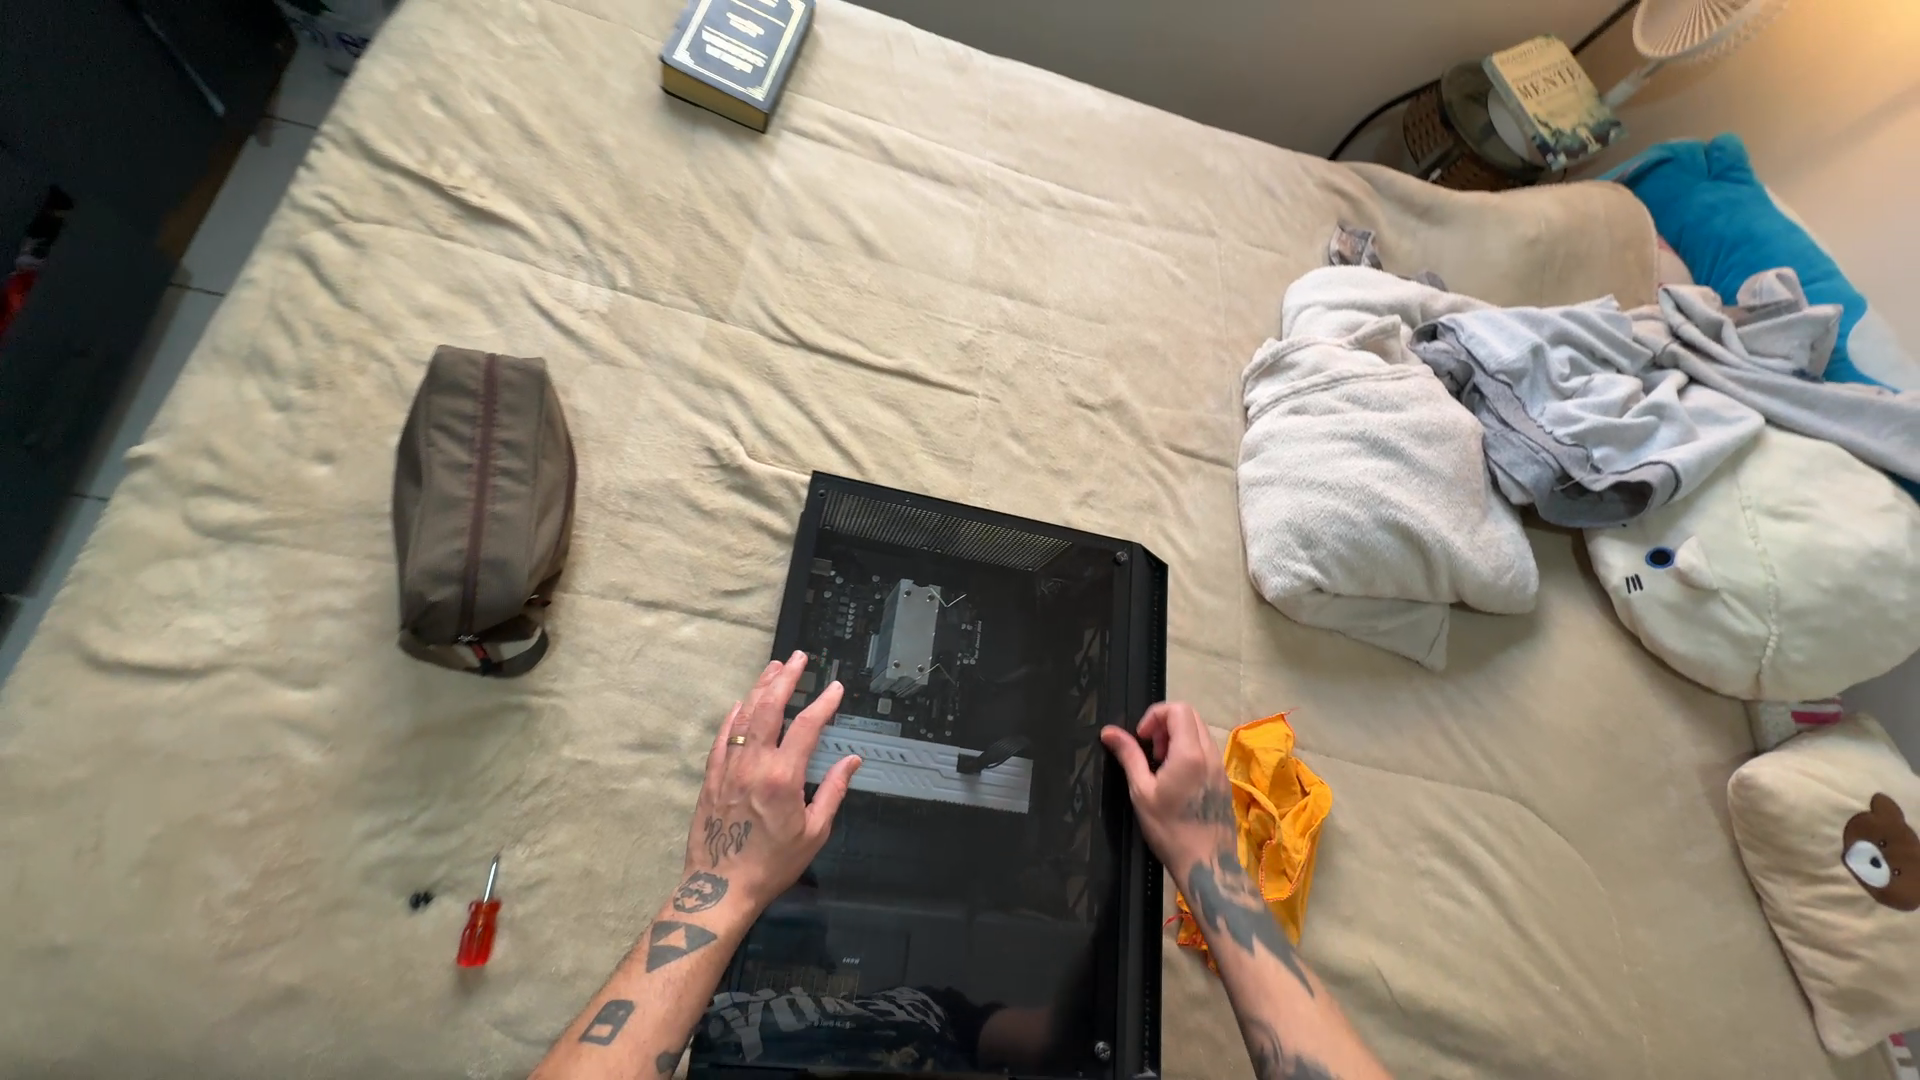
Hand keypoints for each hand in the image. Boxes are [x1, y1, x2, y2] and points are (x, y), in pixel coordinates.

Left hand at [674, 652, 861, 922]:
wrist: (720, 889)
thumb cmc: (773, 864)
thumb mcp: (815, 833)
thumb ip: (833, 791)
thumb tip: (852, 761)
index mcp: (783, 778)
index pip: (807, 726)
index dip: (823, 703)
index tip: (834, 687)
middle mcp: (754, 764)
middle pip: (770, 708)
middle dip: (785, 678)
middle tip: (798, 658)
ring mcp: (728, 767)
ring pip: (744, 716)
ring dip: (760, 688)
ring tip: (773, 668)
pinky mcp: (710, 777)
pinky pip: (722, 737)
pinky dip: (733, 716)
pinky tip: (741, 703)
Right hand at [1099, 702, 1234, 878]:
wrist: (1207, 865)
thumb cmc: (1170, 830)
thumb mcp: (1141, 792)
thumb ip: (1128, 756)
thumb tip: (1108, 731)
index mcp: (1190, 753)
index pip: (1178, 709)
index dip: (1155, 715)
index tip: (1142, 738)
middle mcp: (1210, 754)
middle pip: (1191, 715)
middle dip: (1165, 723)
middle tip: (1150, 749)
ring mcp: (1220, 767)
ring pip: (1200, 732)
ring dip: (1177, 736)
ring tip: (1160, 764)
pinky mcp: (1223, 780)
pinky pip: (1206, 750)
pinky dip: (1189, 750)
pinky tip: (1175, 777)